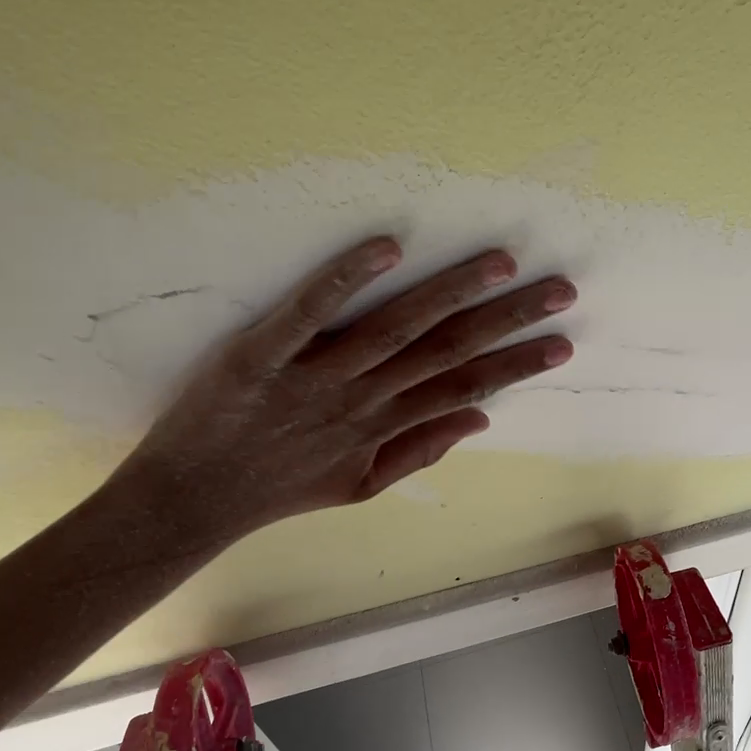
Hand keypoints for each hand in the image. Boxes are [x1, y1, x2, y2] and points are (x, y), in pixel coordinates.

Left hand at [107, 236, 574, 546]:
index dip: (516, 366)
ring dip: (450, 294)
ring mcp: (314, 376)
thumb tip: (484, 418)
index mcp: (385, 427)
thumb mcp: (360, 485)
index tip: (562, 343)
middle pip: (446, 352)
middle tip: (560, 290)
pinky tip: (388, 248)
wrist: (187, 501)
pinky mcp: (261, 356)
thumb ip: (422, 451)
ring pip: (394, 329)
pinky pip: (308, 313)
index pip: (466, 390)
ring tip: (500, 264)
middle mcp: (362, 398)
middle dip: (508, 321)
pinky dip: (346, 280)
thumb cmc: (279, 487)